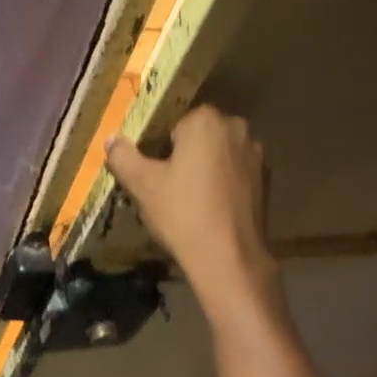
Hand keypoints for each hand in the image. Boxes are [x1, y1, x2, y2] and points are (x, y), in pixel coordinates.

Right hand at [105, 106, 272, 293]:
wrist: (227, 255)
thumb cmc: (182, 215)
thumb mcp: (143, 187)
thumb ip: (123, 158)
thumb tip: (111, 139)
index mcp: (204, 120)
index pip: (173, 127)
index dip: (160, 153)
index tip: (154, 180)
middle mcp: (235, 127)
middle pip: (199, 139)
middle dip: (185, 160)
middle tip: (170, 194)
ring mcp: (254, 152)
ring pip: (218, 157)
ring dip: (205, 173)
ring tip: (192, 206)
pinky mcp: (265, 178)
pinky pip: (235, 175)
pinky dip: (224, 187)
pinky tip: (213, 213)